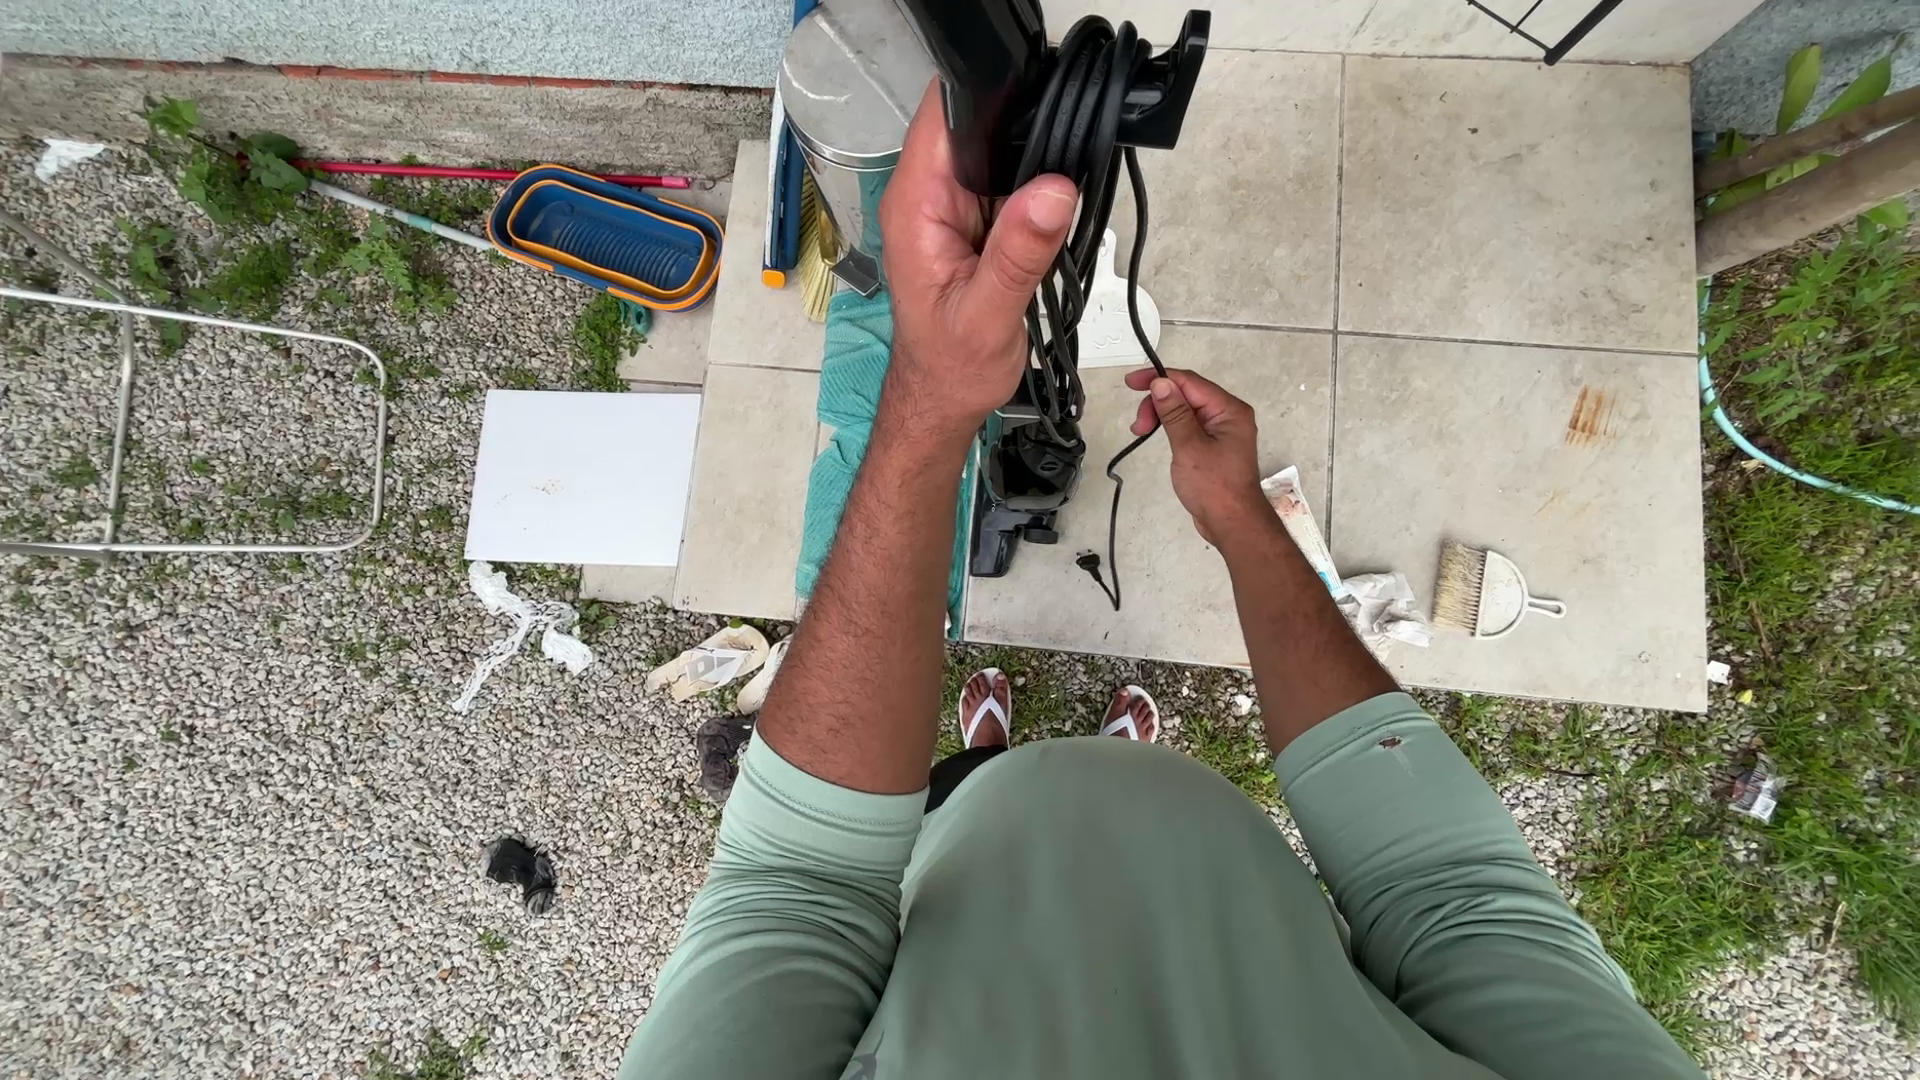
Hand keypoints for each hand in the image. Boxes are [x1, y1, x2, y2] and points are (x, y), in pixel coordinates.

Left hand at [879, 82, 1078, 438]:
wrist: (943, 398)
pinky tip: (1044, 223)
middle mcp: (927, 195)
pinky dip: (1033, 196)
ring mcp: (950, 206)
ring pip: (998, 150)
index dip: (992, 93)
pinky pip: (1008, 184)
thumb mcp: (987, 318)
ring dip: (1033, 168)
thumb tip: (1054, 190)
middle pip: (978, 121)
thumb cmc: (951, 369)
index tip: (1042, 107)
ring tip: (1052, 213)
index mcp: (916, 206)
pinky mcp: (972, 222)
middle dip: (1025, 132)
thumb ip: (1017, 256)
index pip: (944, 112)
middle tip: (1061, 180)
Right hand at [1127, 368, 1269, 545]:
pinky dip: (1170, 427)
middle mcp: (1227, 415)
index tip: (1131, 382)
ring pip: (1184, 410)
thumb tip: (1161, 383)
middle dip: (1158, 403)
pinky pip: (1188, 425)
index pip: (1189, 382)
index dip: (1159, 378)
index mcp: (1228, 410)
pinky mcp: (1212, 446)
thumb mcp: (1189, 447)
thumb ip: (1174, 413)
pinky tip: (1157, 435)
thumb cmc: (1214, 487)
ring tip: (1141, 432)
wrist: (1231, 522)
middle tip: (1138, 425)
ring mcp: (1220, 431)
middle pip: (1186, 394)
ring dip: (1161, 415)